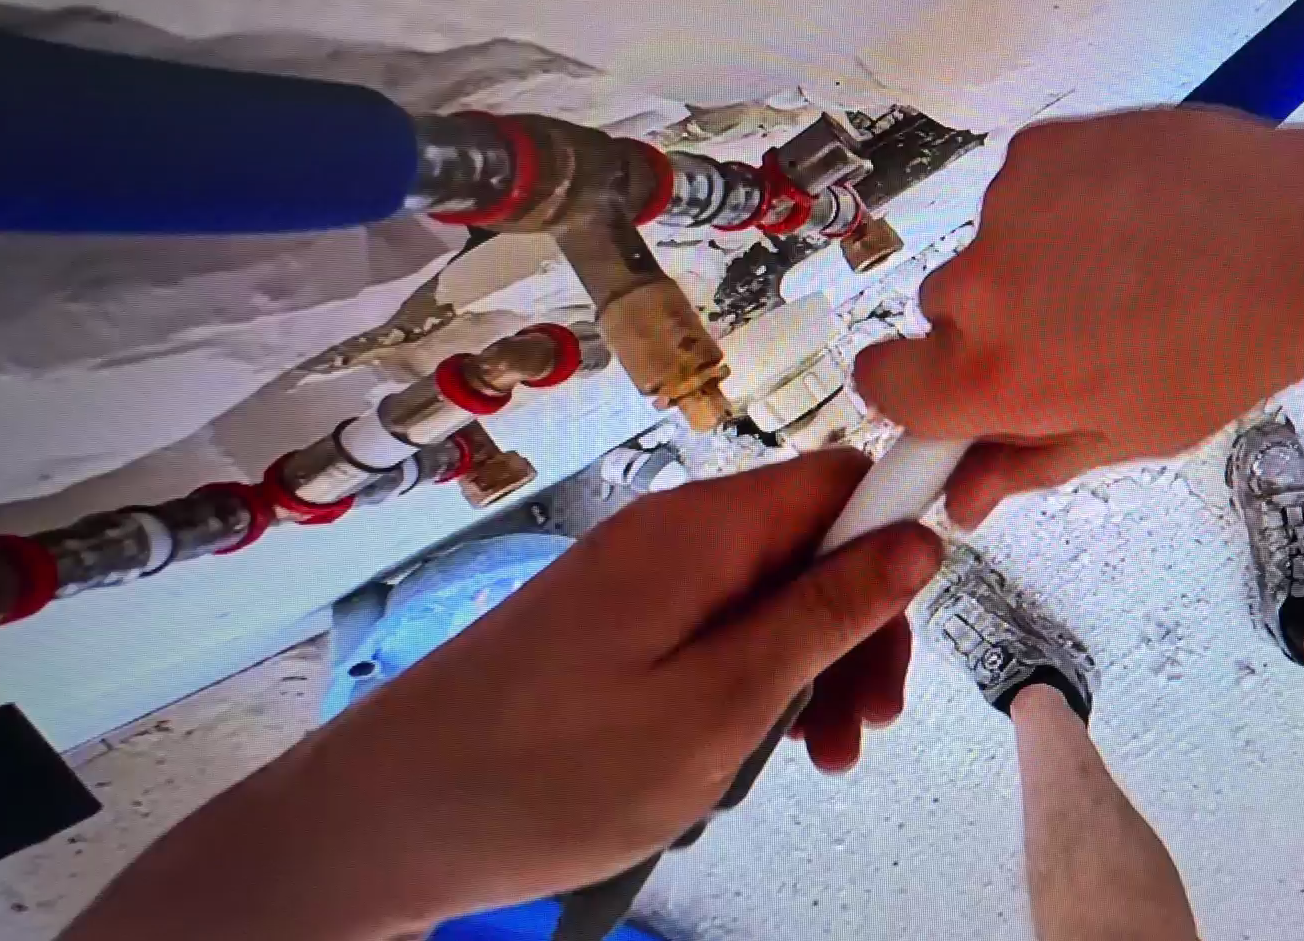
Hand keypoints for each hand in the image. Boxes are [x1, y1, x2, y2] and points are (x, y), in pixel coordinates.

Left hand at [66, 451, 941, 940]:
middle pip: (815, 542)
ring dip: (816, 659)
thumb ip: (825, 613)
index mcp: (708, 527)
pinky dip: (761, 671)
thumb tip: (916, 539)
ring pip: (778, 589)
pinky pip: (729, 620)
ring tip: (818, 750)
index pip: (840, 477)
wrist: (377, 826)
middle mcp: (685, 529)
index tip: (926, 600)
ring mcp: (654, 571)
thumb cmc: (555, 771)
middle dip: (860, 622)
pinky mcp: (631, 612)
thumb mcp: (719, 703)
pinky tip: (755, 739)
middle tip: (866, 722)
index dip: (899, 516)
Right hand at [856, 108, 1303, 525]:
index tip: (949, 386)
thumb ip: (1025, 463)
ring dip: (1028, 263)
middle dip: (989, 326)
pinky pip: (1019, 192)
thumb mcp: (1126, 434)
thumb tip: (960, 500)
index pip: (878, 384)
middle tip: (1071, 324)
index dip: (911, 390)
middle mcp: (981, 287)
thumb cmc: (1227, 353)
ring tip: (1116, 265)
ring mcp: (1007, 206)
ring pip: (985, 249)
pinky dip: (1054, 206)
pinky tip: (1121, 215)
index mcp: (994, 375)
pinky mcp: (1038, 148)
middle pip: (939, 313)